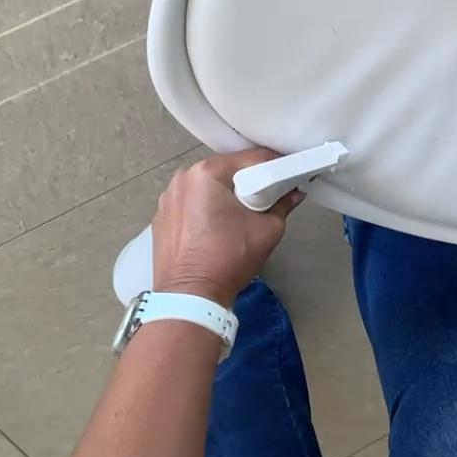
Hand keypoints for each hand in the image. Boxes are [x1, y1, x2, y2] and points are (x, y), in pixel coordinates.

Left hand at [150, 149, 302, 307]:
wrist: (191, 297)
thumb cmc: (230, 257)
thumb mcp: (268, 229)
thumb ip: (283, 204)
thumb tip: (295, 192)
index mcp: (208, 173)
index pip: (251, 158)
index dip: (276, 165)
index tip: (290, 174)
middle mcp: (184, 177)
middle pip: (226, 169)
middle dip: (248, 179)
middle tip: (269, 194)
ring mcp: (168, 197)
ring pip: (207, 186)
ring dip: (225, 193)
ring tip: (242, 211)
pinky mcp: (161, 217)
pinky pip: (191, 202)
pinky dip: (206, 207)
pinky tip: (217, 225)